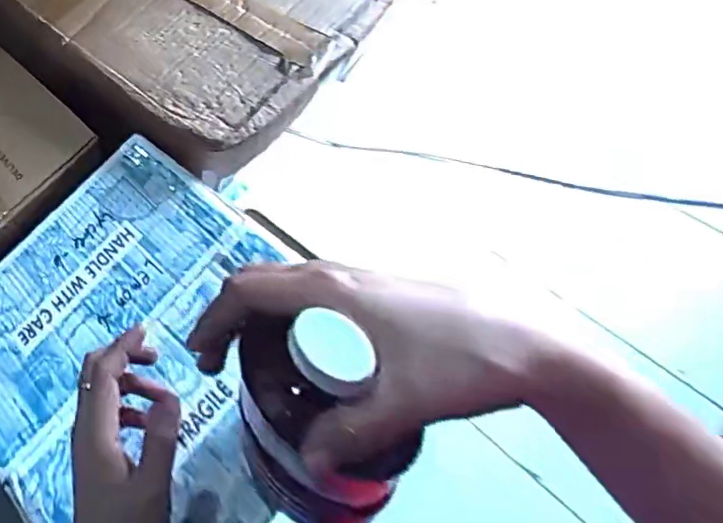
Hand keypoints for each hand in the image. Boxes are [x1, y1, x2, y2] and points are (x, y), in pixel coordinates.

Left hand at [72, 325, 179, 522]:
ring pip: (101, 392)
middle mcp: (84, 425)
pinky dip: (128, 407)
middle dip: (122, 356)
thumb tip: (170, 395)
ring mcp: (86, 438)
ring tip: (165, 398)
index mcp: (94, 427)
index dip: (122, 346)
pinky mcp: (93, 452)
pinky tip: (151, 423)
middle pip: (95, 373)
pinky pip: (106, 414)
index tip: (144, 328)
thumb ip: (160, 441)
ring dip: (129, 385)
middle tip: (156, 355)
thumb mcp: (151, 488)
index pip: (103, 371)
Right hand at [186, 262, 556, 473]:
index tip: (200, 353)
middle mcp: (320, 272)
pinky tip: (301, 347)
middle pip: (249, 283)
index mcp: (320, 288)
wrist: (536, 346)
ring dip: (253, 317)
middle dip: (226, 320)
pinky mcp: (359, 286)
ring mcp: (341, 275)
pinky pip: (296, 290)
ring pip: (273, 284)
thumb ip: (353, 431)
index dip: (212, 320)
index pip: (241, 292)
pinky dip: (278, 314)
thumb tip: (310, 463)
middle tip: (221, 360)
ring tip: (260, 359)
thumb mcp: (406, 403)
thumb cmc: (463, 364)